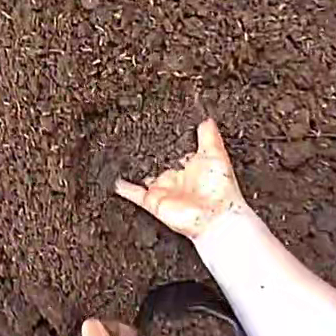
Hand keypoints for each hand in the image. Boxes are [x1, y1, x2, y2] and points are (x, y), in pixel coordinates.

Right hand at [114, 119, 248, 239]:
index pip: (176, 152)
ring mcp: (163, 190)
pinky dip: (124, 188)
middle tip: (133, 139)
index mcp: (190, 167)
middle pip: (158, 164)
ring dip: (134, 169)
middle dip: (147, 154)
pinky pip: (134, 194)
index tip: (158, 129)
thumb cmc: (221, 189)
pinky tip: (115, 181)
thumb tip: (207, 119)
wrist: (215, 216)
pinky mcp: (153, 201)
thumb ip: (209, 137)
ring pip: (144, 177)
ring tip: (120, 156)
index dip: (168, 142)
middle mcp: (175, 178)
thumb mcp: (216, 155)